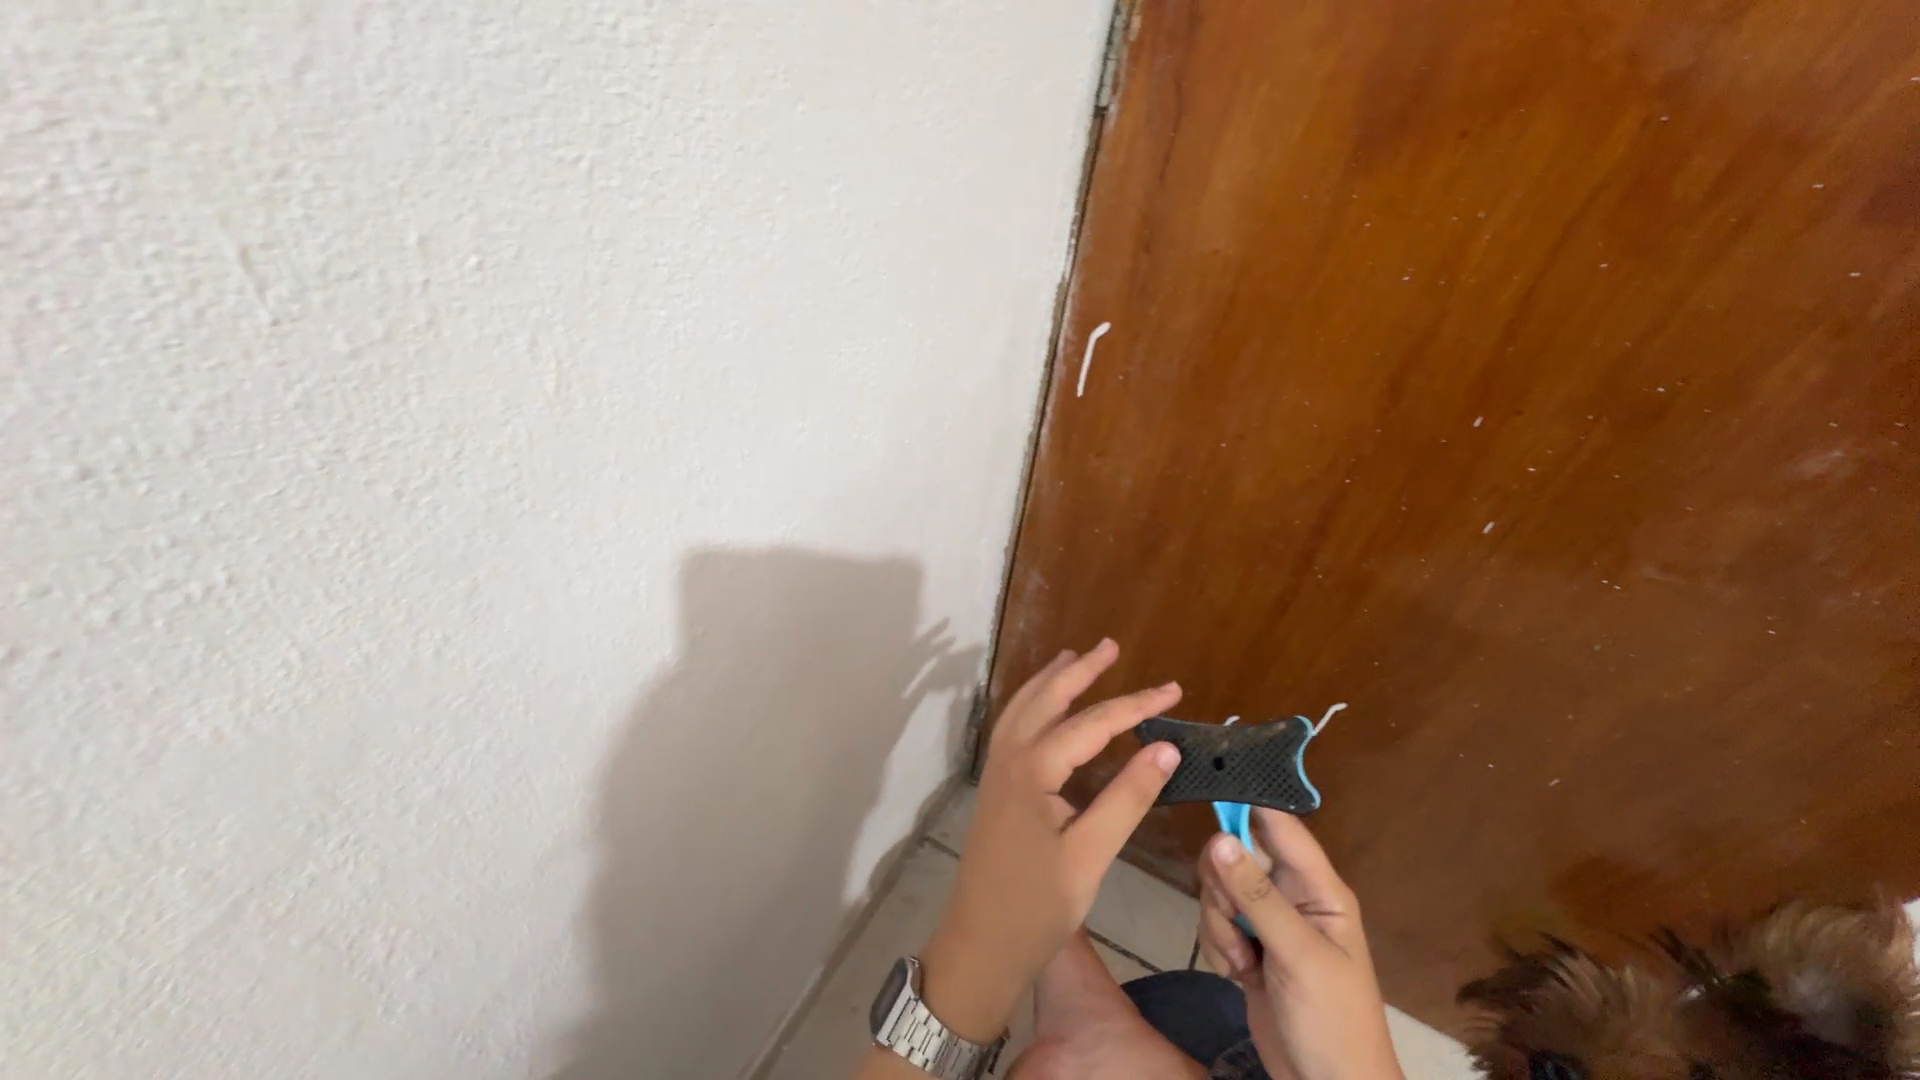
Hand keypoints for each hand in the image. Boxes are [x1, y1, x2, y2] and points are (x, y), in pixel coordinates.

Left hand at [919, 639, 1182, 1042]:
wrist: (981, 942)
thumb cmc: (1039, 904)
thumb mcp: (1091, 853)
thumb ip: (1128, 797)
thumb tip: (1165, 746)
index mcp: (1034, 769)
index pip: (1092, 723)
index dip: (1136, 704)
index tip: (1174, 689)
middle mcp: (1010, 758)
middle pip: (1047, 699)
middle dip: (1081, 671)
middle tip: (1111, 646)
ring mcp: (997, 771)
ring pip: (1023, 709)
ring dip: (1050, 682)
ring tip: (1074, 659)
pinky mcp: (995, 787)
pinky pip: (1013, 728)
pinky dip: (1032, 705)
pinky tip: (1045, 711)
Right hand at [1196, 810, 1403, 1079]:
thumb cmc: (1331, 1020)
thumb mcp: (1298, 956)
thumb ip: (1256, 896)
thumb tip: (1218, 837)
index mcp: (1318, 888)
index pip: (1278, 826)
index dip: (1244, 806)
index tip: (1205, 798)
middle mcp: (1291, 895)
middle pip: (1236, 855)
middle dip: (1223, 887)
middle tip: (1233, 921)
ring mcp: (1268, 922)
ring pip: (1219, 890)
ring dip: (1218, 926)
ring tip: (1243, 962)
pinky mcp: (1248, 946)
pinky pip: (1214, 923)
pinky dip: (1217, 948)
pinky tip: (1238, 976)